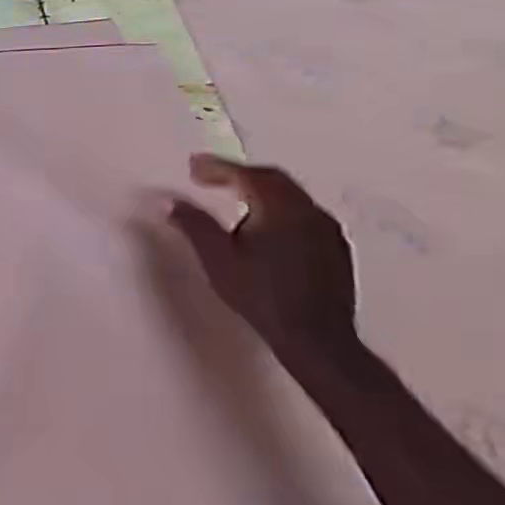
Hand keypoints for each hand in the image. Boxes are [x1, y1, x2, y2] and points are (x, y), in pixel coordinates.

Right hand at [161, 154, 359, 358]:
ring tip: (231, 196)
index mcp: (280, 210)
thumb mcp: (216, 257)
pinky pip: (303, 213)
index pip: (247, 175)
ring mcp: (327, 232)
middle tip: (207, 176)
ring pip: (291, 195)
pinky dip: (277, 206)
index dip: (217, 167)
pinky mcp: (334, 249)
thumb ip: (193, 224)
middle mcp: (309, 213)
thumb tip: (170, 201)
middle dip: (238, 173)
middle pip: (273, 179)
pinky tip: (262, 223)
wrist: (316, 338)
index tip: (192, 166)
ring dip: (259, 189)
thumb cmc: (259, 294)